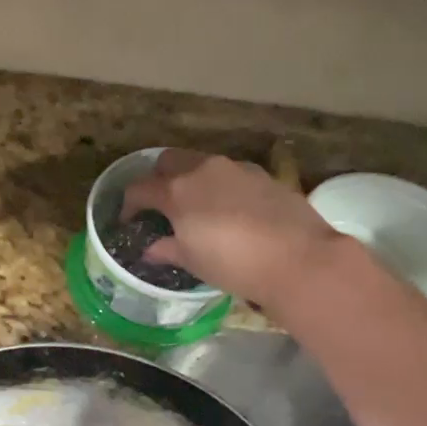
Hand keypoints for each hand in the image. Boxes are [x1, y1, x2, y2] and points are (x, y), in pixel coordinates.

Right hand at [121, 149, 346, 306]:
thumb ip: (167, 249)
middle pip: (168, 161)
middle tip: (158, 205)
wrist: (298, 258)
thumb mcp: (192, 261)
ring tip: (194, 207)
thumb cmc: (233, 263)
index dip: (128, 205)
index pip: (139, 188)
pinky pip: (229, 174)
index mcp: (177, 190)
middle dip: (157, 179)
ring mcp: (236, 168)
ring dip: (189, 180)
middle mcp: (203, 170)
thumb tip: (150, 248)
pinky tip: (227, 211)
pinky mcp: (262, 175)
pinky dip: (218, 186)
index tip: (128, 222)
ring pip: (200, 163)